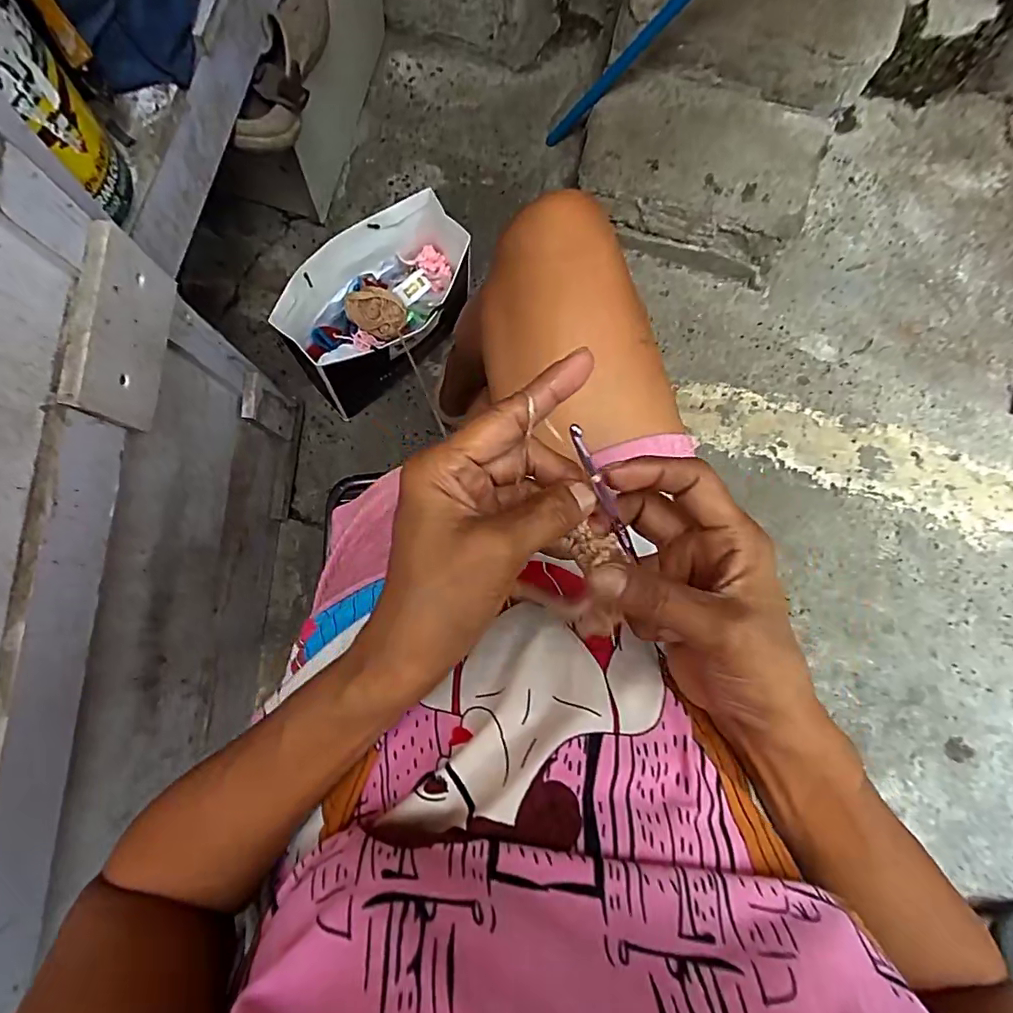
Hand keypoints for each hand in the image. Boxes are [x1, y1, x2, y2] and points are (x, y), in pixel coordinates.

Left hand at [349, 351, 599, 701]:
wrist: (409, 653)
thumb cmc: (442, 599)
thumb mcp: (499, 550)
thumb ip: (547, 512)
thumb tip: (584, 491)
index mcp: (445, 468)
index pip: (504, 418)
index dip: (547, 389)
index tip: (584, 359)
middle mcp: (453, 478)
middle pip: (521, 457)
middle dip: (563, 475)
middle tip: (602, 503)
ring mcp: (463, 507)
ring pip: (525, 488)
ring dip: (560, 505)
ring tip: (599, 525)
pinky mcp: (474, 533)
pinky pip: (518, 516)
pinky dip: (546, 527)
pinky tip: (577, 542)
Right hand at [591, 456, 830, 751]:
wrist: (760, 722)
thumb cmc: (761, 666)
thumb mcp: (716, 627)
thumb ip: (656, 598)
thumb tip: (596, 574)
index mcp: (731, 537)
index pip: (691, 482)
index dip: (650, 470)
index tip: (605, 478)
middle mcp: (701, 547)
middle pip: (648, 510)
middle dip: (614, 516)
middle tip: (580, 528)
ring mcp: (677, 575)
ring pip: (629, 551)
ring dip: (610, 568)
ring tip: (596, 595)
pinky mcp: (658, 603)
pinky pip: (623, 587)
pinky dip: (614, 603)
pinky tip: (617, 628)